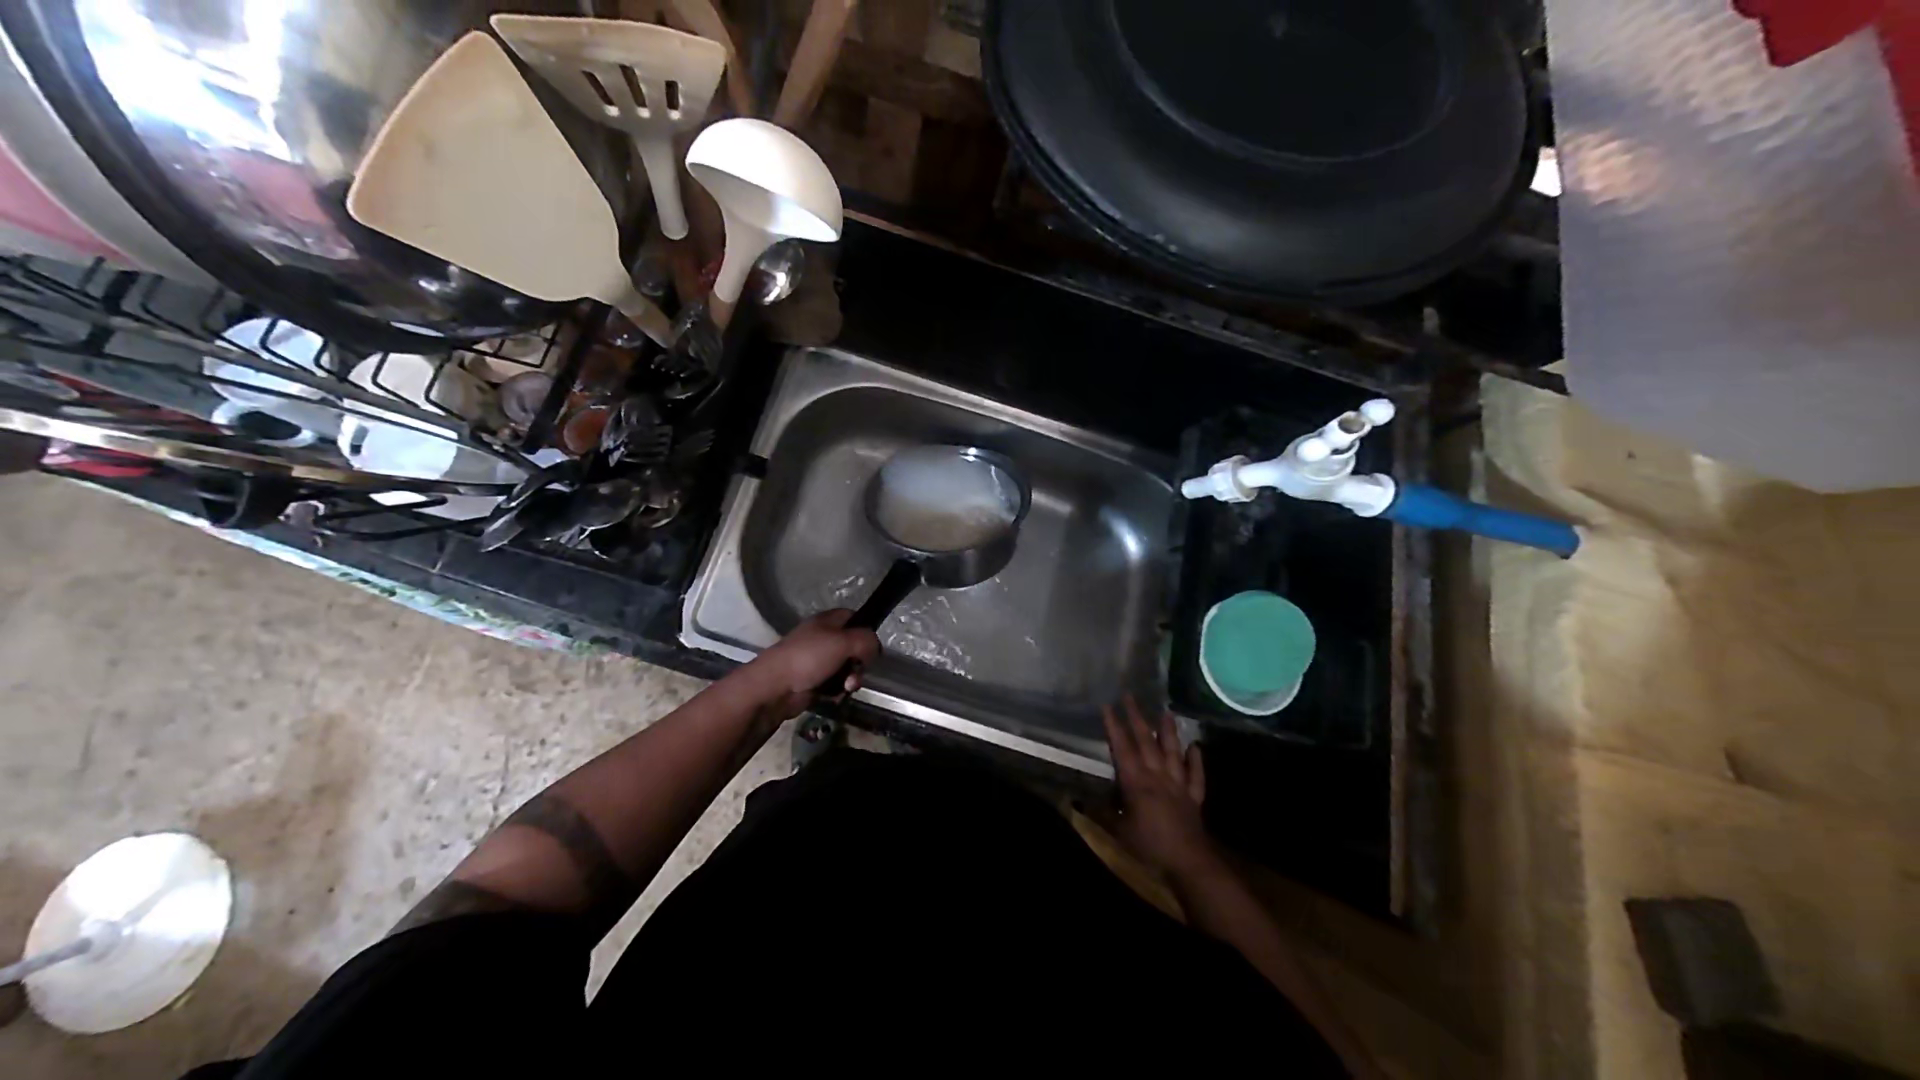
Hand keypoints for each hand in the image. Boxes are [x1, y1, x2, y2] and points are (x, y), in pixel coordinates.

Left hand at [743, 609, 880, 717]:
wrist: (775, 687)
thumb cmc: (809, 657)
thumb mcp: (843, 641)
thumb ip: (866, 640)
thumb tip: (874, 649)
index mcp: (827, 622)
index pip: (854, 617)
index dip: (865, 629)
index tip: (871, 645)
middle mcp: (823, 638)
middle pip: (854, 646)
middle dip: (860, 662)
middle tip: (857, 670)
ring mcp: (817, 661)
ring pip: (847, 668)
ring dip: (851, 679)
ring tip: (845, 687)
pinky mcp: (814, 682)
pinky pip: (836, 684)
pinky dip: (838, 691)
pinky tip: (834, 695)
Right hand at [1103, 697, 1221, 881]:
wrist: (1188, 863)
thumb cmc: (1149, 847)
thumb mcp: (1117, 832)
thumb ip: (1100, 814)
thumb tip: (1078, 801)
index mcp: (1136, 782)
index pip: (1122, 748)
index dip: (1113, 726)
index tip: (1107, 705)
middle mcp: (1158, 777)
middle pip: (1146, 742)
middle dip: (1137, 718)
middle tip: (1130, 696)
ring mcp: (1178, 786)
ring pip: (1173, 752)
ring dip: (1169, 732)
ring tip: (1166, 712)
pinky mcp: (1194, 798)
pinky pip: (1195, 775)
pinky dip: (1195, 760)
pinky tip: (1195, 746)